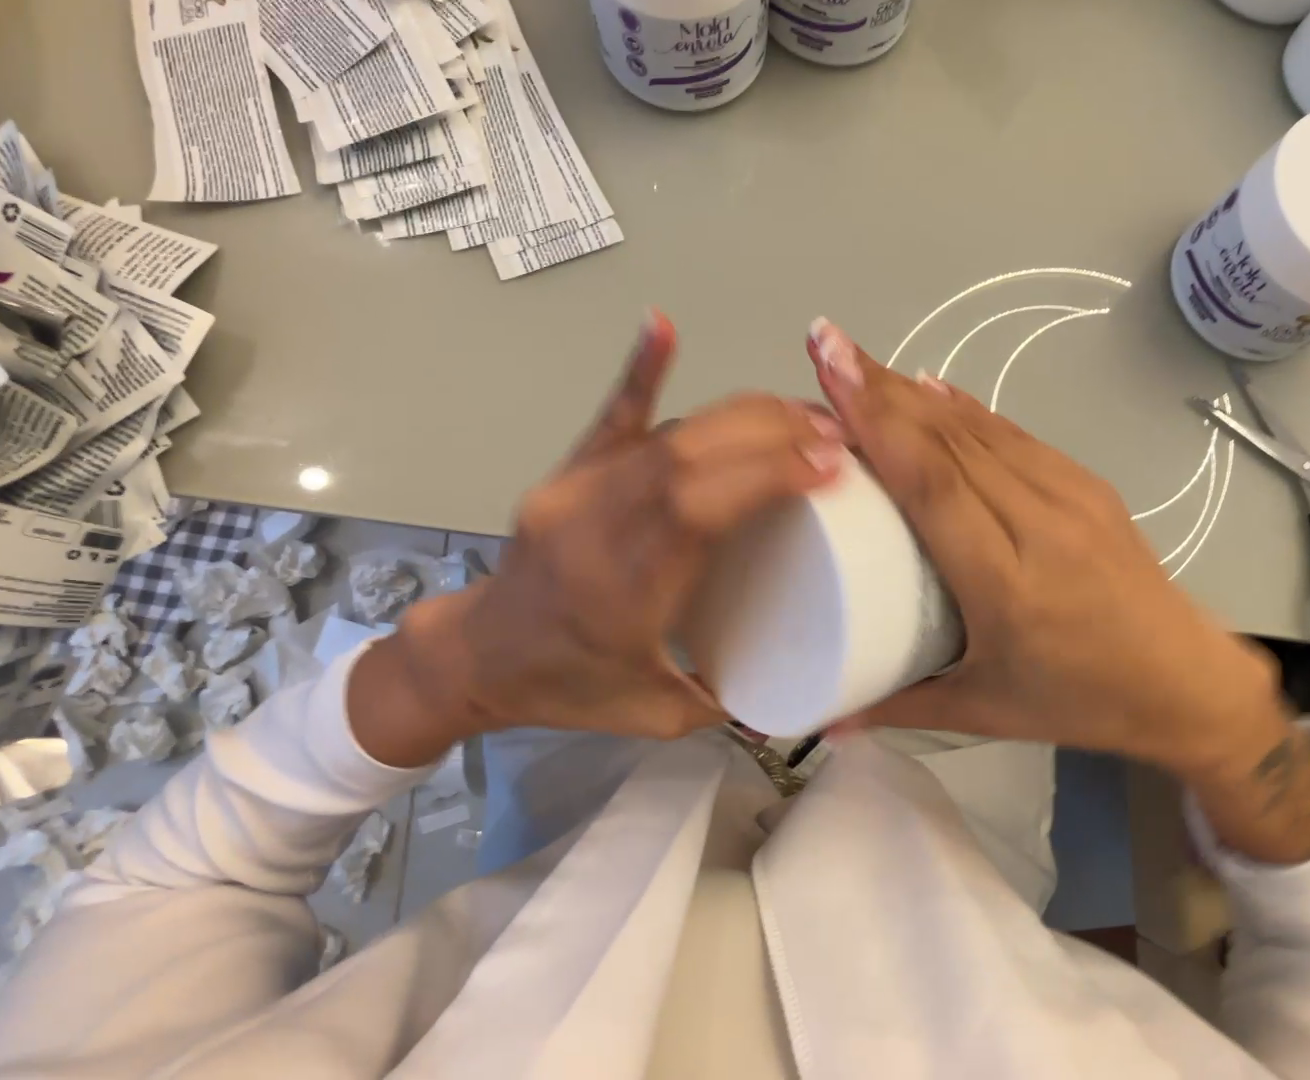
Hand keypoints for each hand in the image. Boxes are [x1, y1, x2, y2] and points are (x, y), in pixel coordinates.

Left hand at [349, 312, 845, 767]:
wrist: (475, 656)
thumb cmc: (567, 688)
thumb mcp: (655, 714)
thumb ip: (729, 700)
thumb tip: (800, 688)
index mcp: (622, 588)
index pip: (697, 508)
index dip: (766, 474)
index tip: (829, 464)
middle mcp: (597, 525)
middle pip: (688, 455)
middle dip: (770, 432)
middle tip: (834, 432)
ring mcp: (577, 489)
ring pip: (666, 433)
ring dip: (741, 415)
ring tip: (800, 413)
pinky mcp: (569, 471)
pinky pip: (611, 416)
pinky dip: (642, 370)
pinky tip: (663, 324)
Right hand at [806, 317, 1309, 861]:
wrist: (1187, 683)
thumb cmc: (1078, 700)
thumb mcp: (982, 712)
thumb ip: (895, 708)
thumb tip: (818, 722)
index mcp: (1005, 582)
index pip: (932, 481)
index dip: (878, 420)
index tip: (830, 369)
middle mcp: (1038, 522)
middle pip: (948, 440)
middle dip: (879, 388)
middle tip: (824, 347)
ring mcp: (1069, 495)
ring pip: (979, 429)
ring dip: (914, 392)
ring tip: (859, 365)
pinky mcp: (1087, 485)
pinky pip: (1014, 435)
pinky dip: (965, 408)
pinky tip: (929, 388)